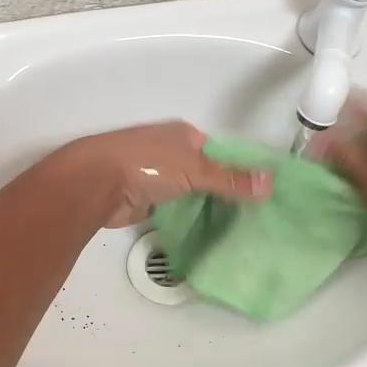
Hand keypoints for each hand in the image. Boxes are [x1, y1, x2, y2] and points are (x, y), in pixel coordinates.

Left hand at [58, 121, 270, 227]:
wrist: (96, 183)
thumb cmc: (147, 165)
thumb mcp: (197, 169)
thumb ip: (232, 179)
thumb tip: (270, 183)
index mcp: (183, 134)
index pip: (220, 151)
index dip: (239, 169)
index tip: (259, 191)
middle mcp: (170, 151)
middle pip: (206, 173)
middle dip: (224, 191)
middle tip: (252, 214)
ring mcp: (156, 176)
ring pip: (190, 192)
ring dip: (206, 206)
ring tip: (236, 226)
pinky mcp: (145, 199)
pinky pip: (174, 210)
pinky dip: (188, 218)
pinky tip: (207, 232)